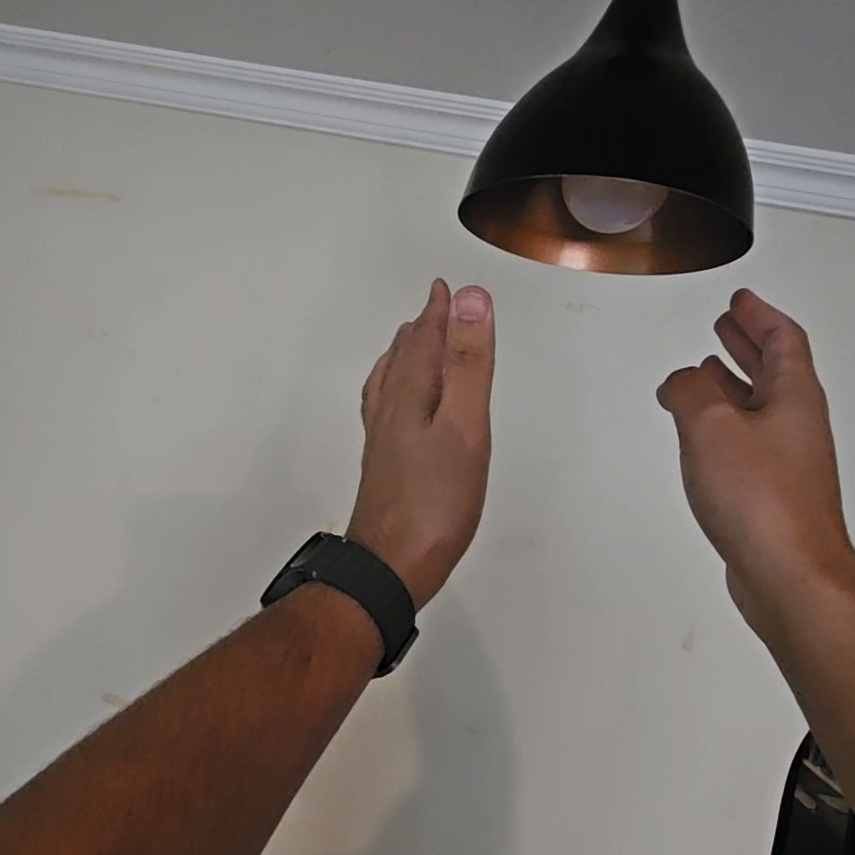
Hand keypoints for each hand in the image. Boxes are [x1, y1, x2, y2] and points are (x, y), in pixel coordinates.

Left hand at [345, 279, 495, 609]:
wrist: (391, 565)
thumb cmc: (433, 503)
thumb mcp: (464, 426)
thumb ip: (469, 364)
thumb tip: (469, 300)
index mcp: (410, 397)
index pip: (423, 342)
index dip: (437, 313)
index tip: (443, 289)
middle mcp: (390, 415)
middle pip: (403, 360)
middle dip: (420, 331)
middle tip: (431, 311)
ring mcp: (385, 444)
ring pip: (391, 387)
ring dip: (404, 360)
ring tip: (411, 348)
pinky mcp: (387, 469)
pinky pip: (389, 414)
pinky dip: (396, 395)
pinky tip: (400, 413)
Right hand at [655, 290, 854, 624]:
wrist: (787, 572)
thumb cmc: (761, 501)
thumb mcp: (710, 427)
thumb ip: (688, 392)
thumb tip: (678, 382)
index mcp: (793, 397)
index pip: (782, 339)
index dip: (759, 315)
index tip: (742, 299)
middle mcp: (795, 426)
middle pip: (774, 370)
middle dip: (747, 343)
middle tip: (729, 325)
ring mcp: (785, 461)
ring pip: (757, 406)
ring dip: (733, 382)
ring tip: (708, 370)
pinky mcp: (769, 492)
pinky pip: (745, 440)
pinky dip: (723, 423)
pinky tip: (703, 435)